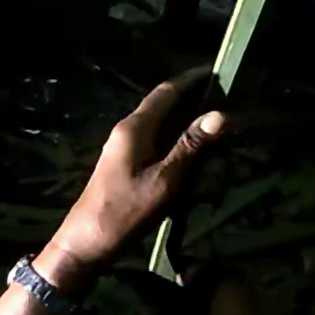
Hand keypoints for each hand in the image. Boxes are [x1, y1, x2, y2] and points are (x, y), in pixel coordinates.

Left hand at [36, 68, 226, 291]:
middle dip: (194, 98)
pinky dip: (177, 137)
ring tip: (219, 118)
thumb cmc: (124, 212)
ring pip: (160, 123)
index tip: (220, 70)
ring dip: (187, 118)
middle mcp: (128, 131)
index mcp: (134, 128)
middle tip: (228, 96)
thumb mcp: (163, 181)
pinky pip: (156, 141)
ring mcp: (125, 148)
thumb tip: (221, 114)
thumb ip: (190, 147)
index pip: (166, 92)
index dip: (192, 79)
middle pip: (163, 105)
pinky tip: (194, 147)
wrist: (86, 243)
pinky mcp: (126, 165)